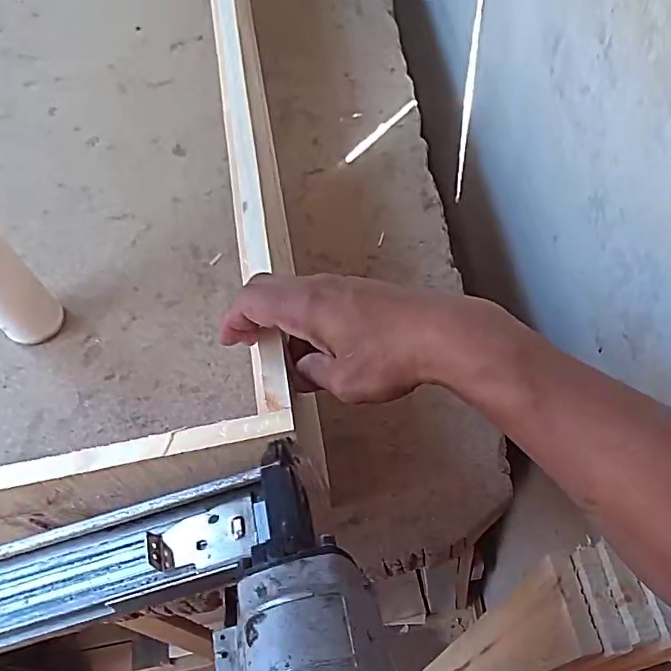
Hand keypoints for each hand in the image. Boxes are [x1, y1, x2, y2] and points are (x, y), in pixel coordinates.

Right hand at [218, 273, 521, 402]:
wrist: (441, 334)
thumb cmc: (393, 356)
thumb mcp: (344, 382)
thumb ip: (315, 375)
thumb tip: (305, 369)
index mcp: (305, 305)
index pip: (253, 300)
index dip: (234, 319)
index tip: (229, 337)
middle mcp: (322, 288)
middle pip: (273, 292)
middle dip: (258, 319)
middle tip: (256, 346)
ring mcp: (347, 287)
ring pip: (302, 298)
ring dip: (290, 325)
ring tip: (297, 362)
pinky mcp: (368, 295)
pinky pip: (327, 303)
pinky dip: (315, 323)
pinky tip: (329, 353)